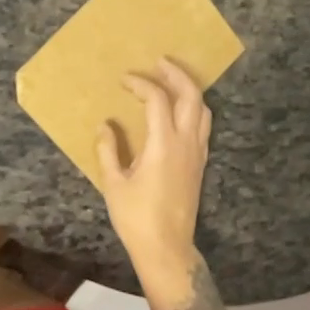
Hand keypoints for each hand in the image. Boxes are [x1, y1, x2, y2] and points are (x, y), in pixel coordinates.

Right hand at [95, 59, 212, 286]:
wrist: (166, 247)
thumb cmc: (136, 218)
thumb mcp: (114, 183)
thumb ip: (109, 150)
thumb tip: (106, 126)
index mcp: (163, 144)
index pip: (157, 99)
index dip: (141, 84)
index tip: (124, 80)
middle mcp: (186, 143)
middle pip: (191, 95)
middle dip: (176, 74)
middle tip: (159, 62)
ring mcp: (197, 154)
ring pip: (203, 109)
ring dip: (189, 90)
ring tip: (172, 81)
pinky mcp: (200, 165)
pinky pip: (203, 126)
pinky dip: (193, 110)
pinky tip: (179, 112)